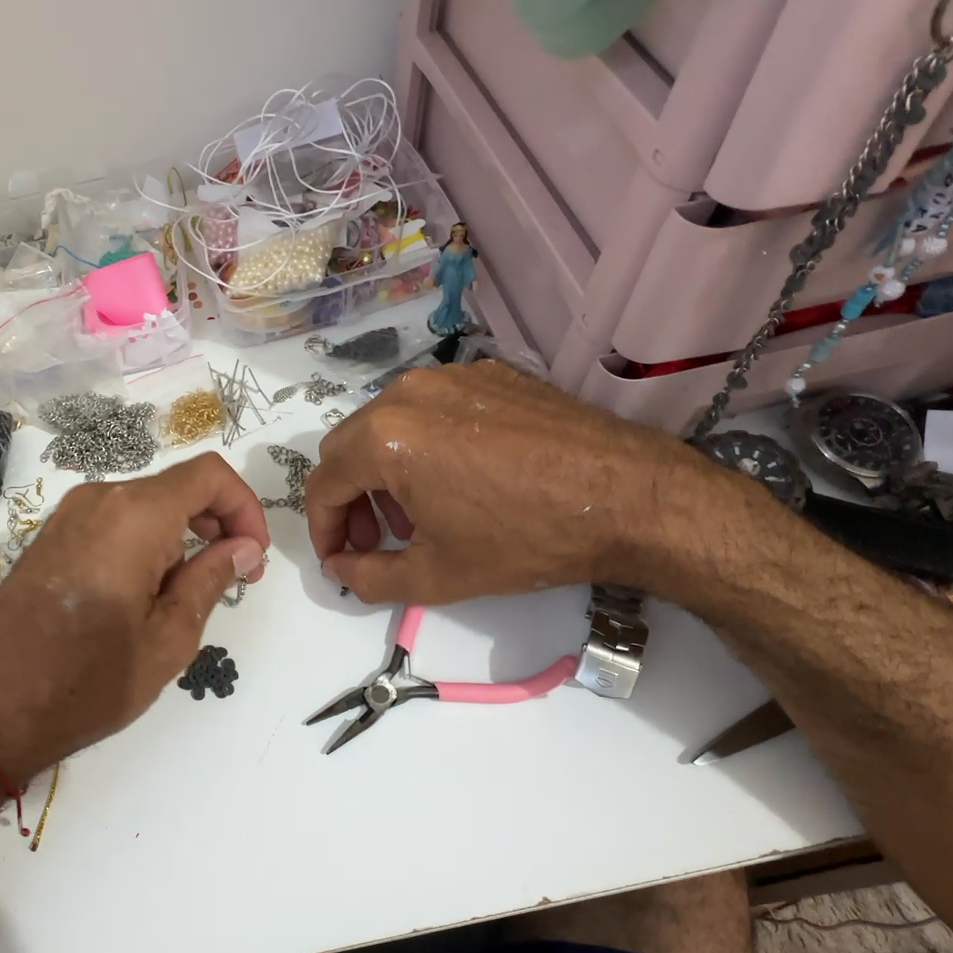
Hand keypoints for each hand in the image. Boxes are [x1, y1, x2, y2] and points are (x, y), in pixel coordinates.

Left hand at [0, 452, 269, 779]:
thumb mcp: (169, 638)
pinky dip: (146, 544)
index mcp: (133, 515)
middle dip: (217, 524)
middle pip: (177, 487)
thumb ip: (211, 580)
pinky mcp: (50, 539)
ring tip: (188, 596)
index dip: (244, 508)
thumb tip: (243, 547)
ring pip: (146, 506)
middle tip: (234, 578)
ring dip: (181, 538)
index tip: (253, 558)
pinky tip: (146, 595)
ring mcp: (67, 517)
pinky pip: (114, 523)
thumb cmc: (87, 681)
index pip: (209, 475)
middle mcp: (98, 500)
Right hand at [306, 360, 714, 604]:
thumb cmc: (524, 539)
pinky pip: (431, 410)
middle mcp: (408, 393)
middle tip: (378, 540)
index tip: (339, 559)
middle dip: (352, 499)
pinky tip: (460, 481)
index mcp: (385, 437)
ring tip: (421, 515)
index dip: (323, 529)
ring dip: (385, 472)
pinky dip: (423, 446)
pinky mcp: (490, 375)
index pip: (324, 482)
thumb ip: (368, 577)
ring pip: (387, 425)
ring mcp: (451, 377)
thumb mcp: (436, 575)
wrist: (629, 497)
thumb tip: (340, 569)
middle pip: (349, 447)